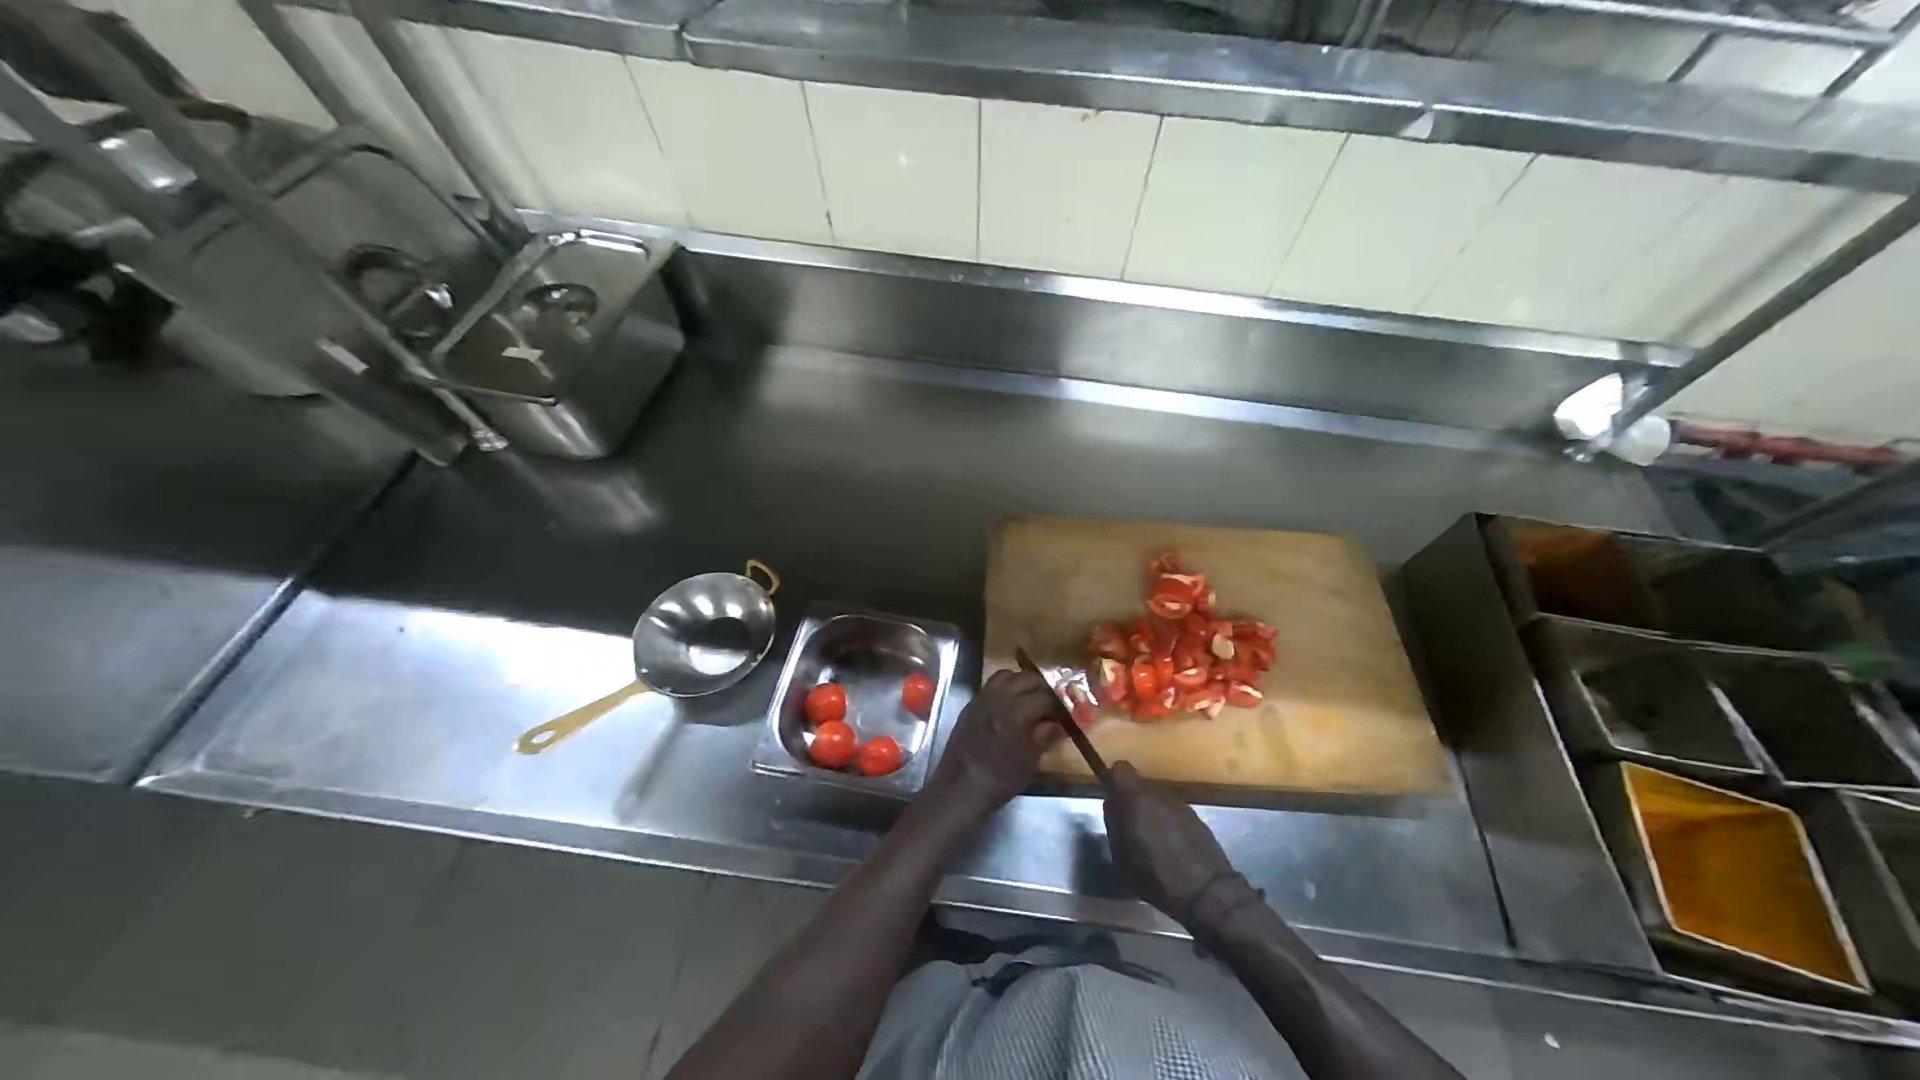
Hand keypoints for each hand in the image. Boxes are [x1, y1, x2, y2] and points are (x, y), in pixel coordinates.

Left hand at [929, 669, 1059, 813]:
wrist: (960, 787)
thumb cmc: (999, 780)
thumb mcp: (1029, 763)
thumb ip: (1044, 737)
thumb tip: (1058, 725)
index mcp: (1015, 714)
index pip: (1044, 698)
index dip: (1057, 706)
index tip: (1063, 715)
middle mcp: (998, 699)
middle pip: (1026, 679)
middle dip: (1042, 688)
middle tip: (1051, 703)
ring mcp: (982, 699)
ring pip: (1007, 676)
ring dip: (1022, 682)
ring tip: (1031, 697)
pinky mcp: (971, 705)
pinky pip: (991, 684)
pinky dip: (1005, 686)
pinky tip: (1010, 702)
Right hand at [1104, 761, 1236, 924]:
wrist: (1206, 892)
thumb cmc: (1155, 876)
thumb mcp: (1121, 856)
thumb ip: (1113, 824)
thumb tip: (1113, 806)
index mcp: (1136, 799)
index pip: (1120, 768)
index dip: (1114, 781)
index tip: (1112, 800)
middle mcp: (1158, 795)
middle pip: (1139, 786)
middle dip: (1132, 802)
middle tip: (1129, 827)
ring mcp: (1180, 805)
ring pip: (1157, 800)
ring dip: (1151, 813)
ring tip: (1152, 841)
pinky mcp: (1196, 818)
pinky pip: (1172, 813)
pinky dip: (1168, 823)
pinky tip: (1170, 848)